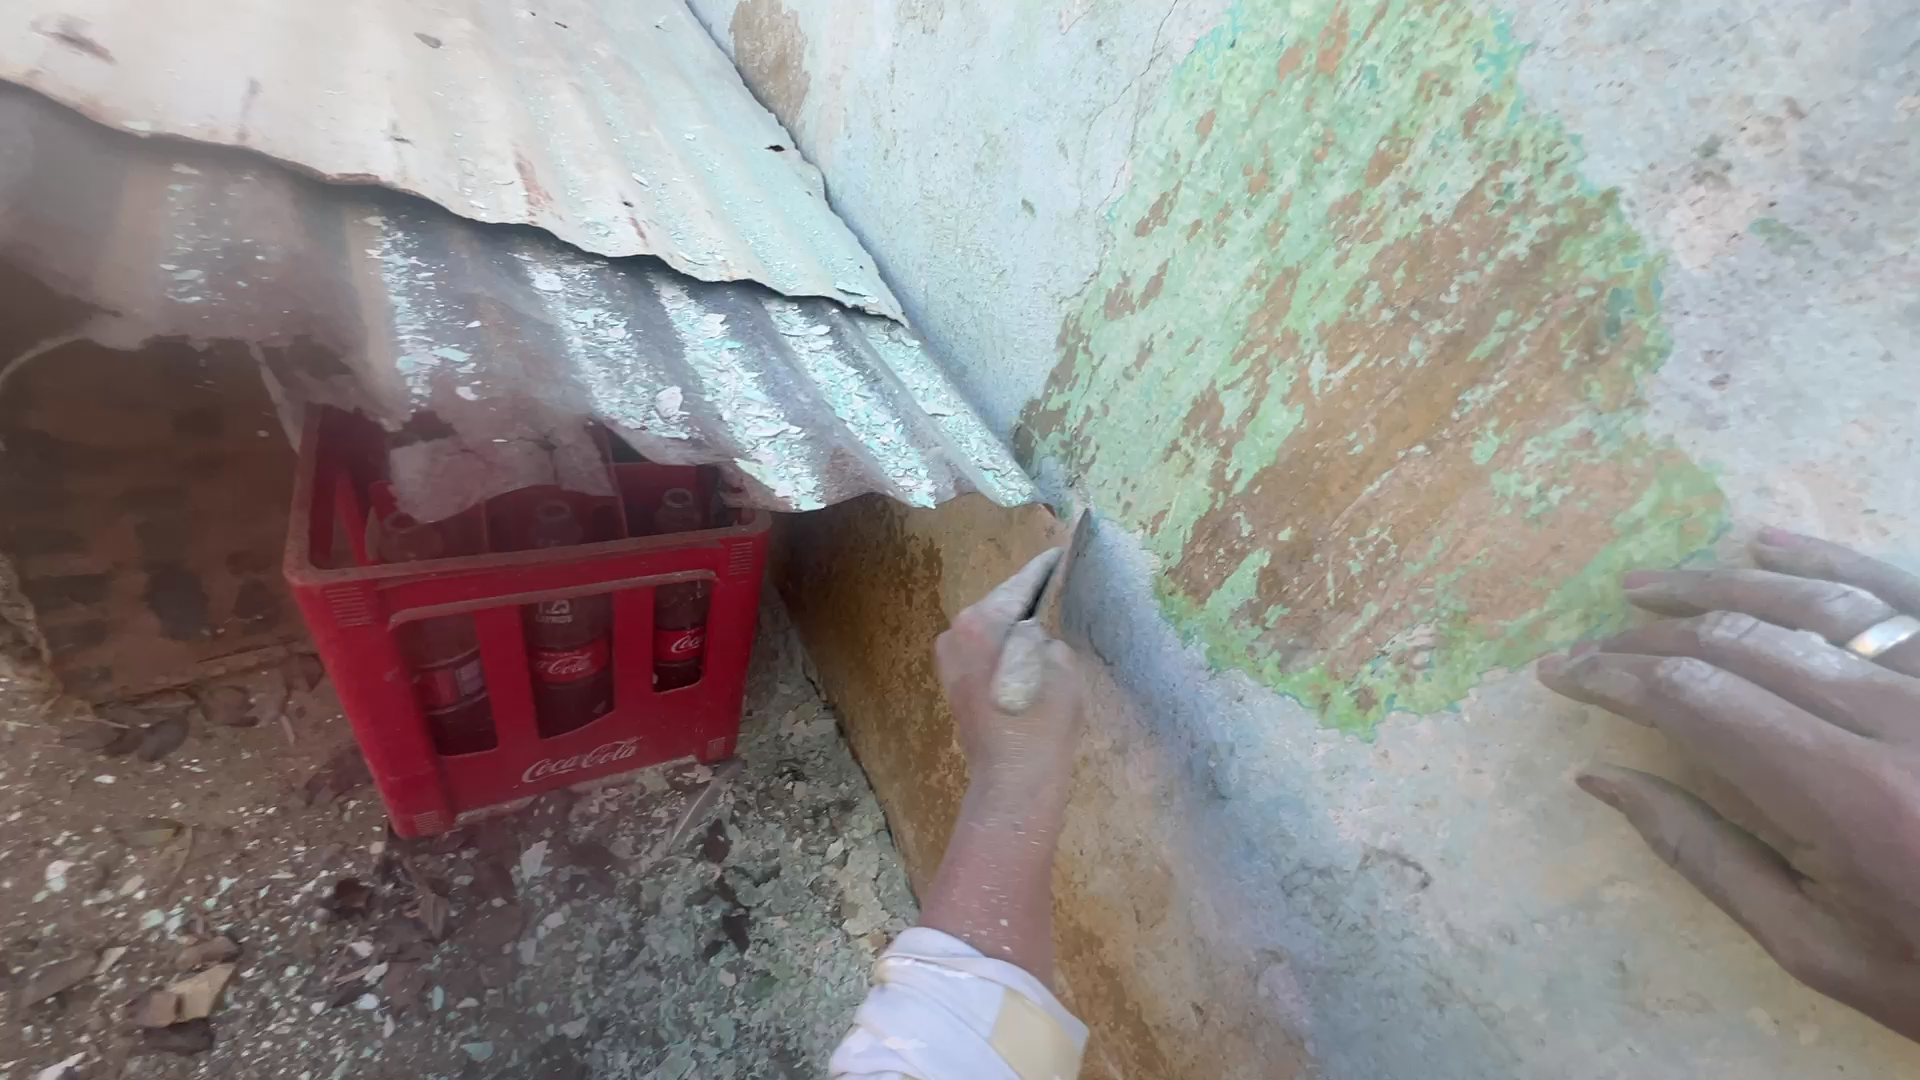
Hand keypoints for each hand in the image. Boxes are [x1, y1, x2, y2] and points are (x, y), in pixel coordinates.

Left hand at [935, 548, 1085, 795]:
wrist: (1013, 779)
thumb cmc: (1043, 721)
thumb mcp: (1060, 663)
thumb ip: (1044, 632)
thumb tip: (1029, 629)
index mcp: (981, 622)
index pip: (1019, 585)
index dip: (1043, 570)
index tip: (1058, 555)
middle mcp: (956, 632)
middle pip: (999, 604)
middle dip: (1026, 600)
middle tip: (1057, 588)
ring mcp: (948, 657)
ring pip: (988, 628)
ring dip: (1011, 625)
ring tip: (1045, 621)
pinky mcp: (951, 679)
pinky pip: (980, 650)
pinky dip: (1000, 646)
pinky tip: (1024, 652)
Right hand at [1540, 528, 1919, 1040]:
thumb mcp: (1815, 945)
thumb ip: (1698, 851)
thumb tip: (1597, 776)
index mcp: (1850, 794)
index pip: (1690, 697)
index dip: (1609, 677)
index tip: (1557, 673)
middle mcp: (1905, 723)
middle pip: (1735, 644)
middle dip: (1640, 641)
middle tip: (1588, 650)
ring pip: (1811, 605)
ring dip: (1709, 589)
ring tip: (1642, 588)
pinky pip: (1902, 595)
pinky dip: (1824, 563)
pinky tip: (1763, 545)